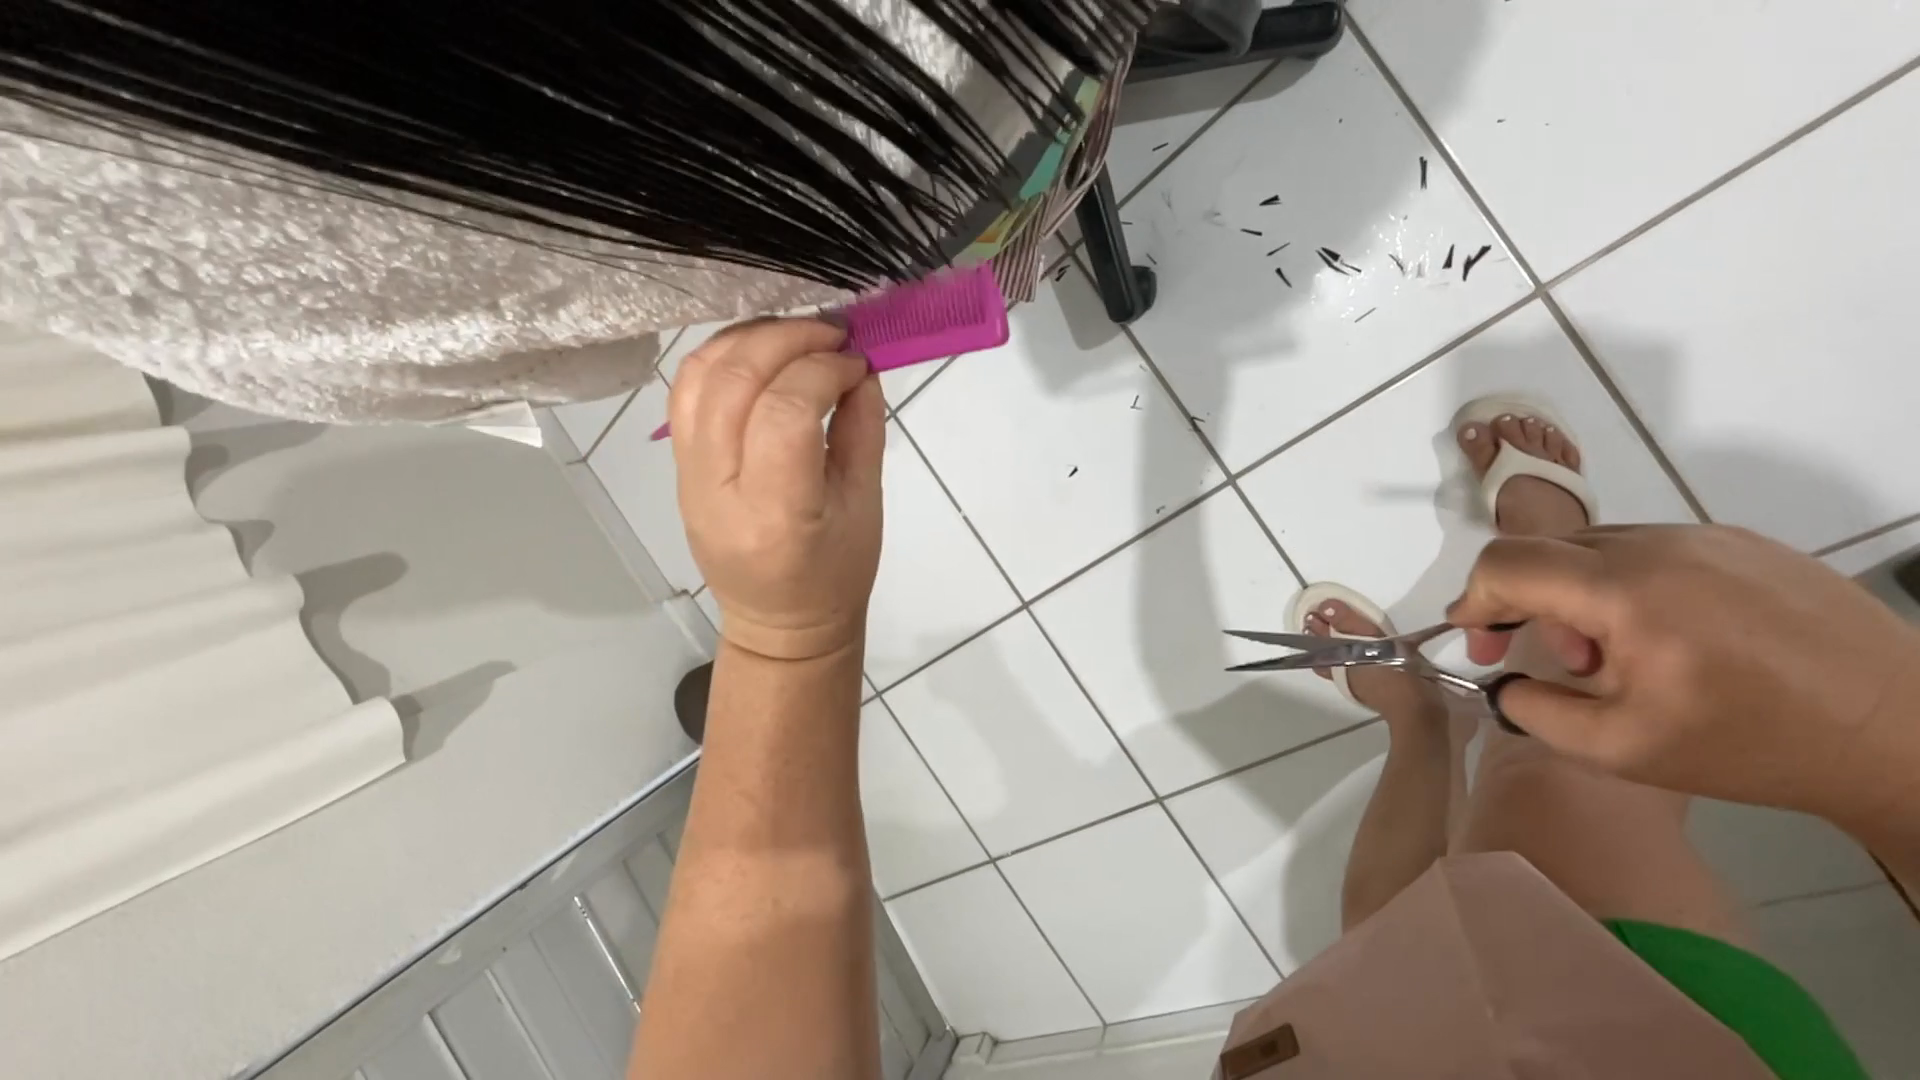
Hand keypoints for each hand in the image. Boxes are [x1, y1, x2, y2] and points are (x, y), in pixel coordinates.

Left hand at [668, 318, 884, 660]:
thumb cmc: (836, 575)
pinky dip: (721, 358)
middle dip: (786, 339)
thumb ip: (862, 427)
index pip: (786, 412)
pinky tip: (759, 354)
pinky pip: (685, 394)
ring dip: (748, 339)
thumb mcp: (865, 504)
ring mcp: (688, 479)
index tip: (856, 362)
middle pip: (734, 383)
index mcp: (777, 514)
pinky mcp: (678, 469)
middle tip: (830, 333)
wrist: (780, 622)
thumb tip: (858, 364)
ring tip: (795, 335)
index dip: (823, 370)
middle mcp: (719, 491)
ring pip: (699, 378)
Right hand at [1448, 524, 1919, 824]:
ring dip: (1577, 594)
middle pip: (1546, 550)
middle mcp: (1661, 545)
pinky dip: (1627, 585)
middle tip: (1555, 662)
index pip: (1507, 563)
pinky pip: (1651, 550)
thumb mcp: (1620, 750)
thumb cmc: (1757, 747)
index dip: (1474, 597)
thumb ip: (1533, 710)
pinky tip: (1667, 636)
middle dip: (1524, 601)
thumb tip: (1505, 681)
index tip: (1477, 637)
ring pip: (1595, 548)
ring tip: (1621, 655)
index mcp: (1628, 593)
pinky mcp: (1745, 541)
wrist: (1910, 733)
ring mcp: (1708, 536)